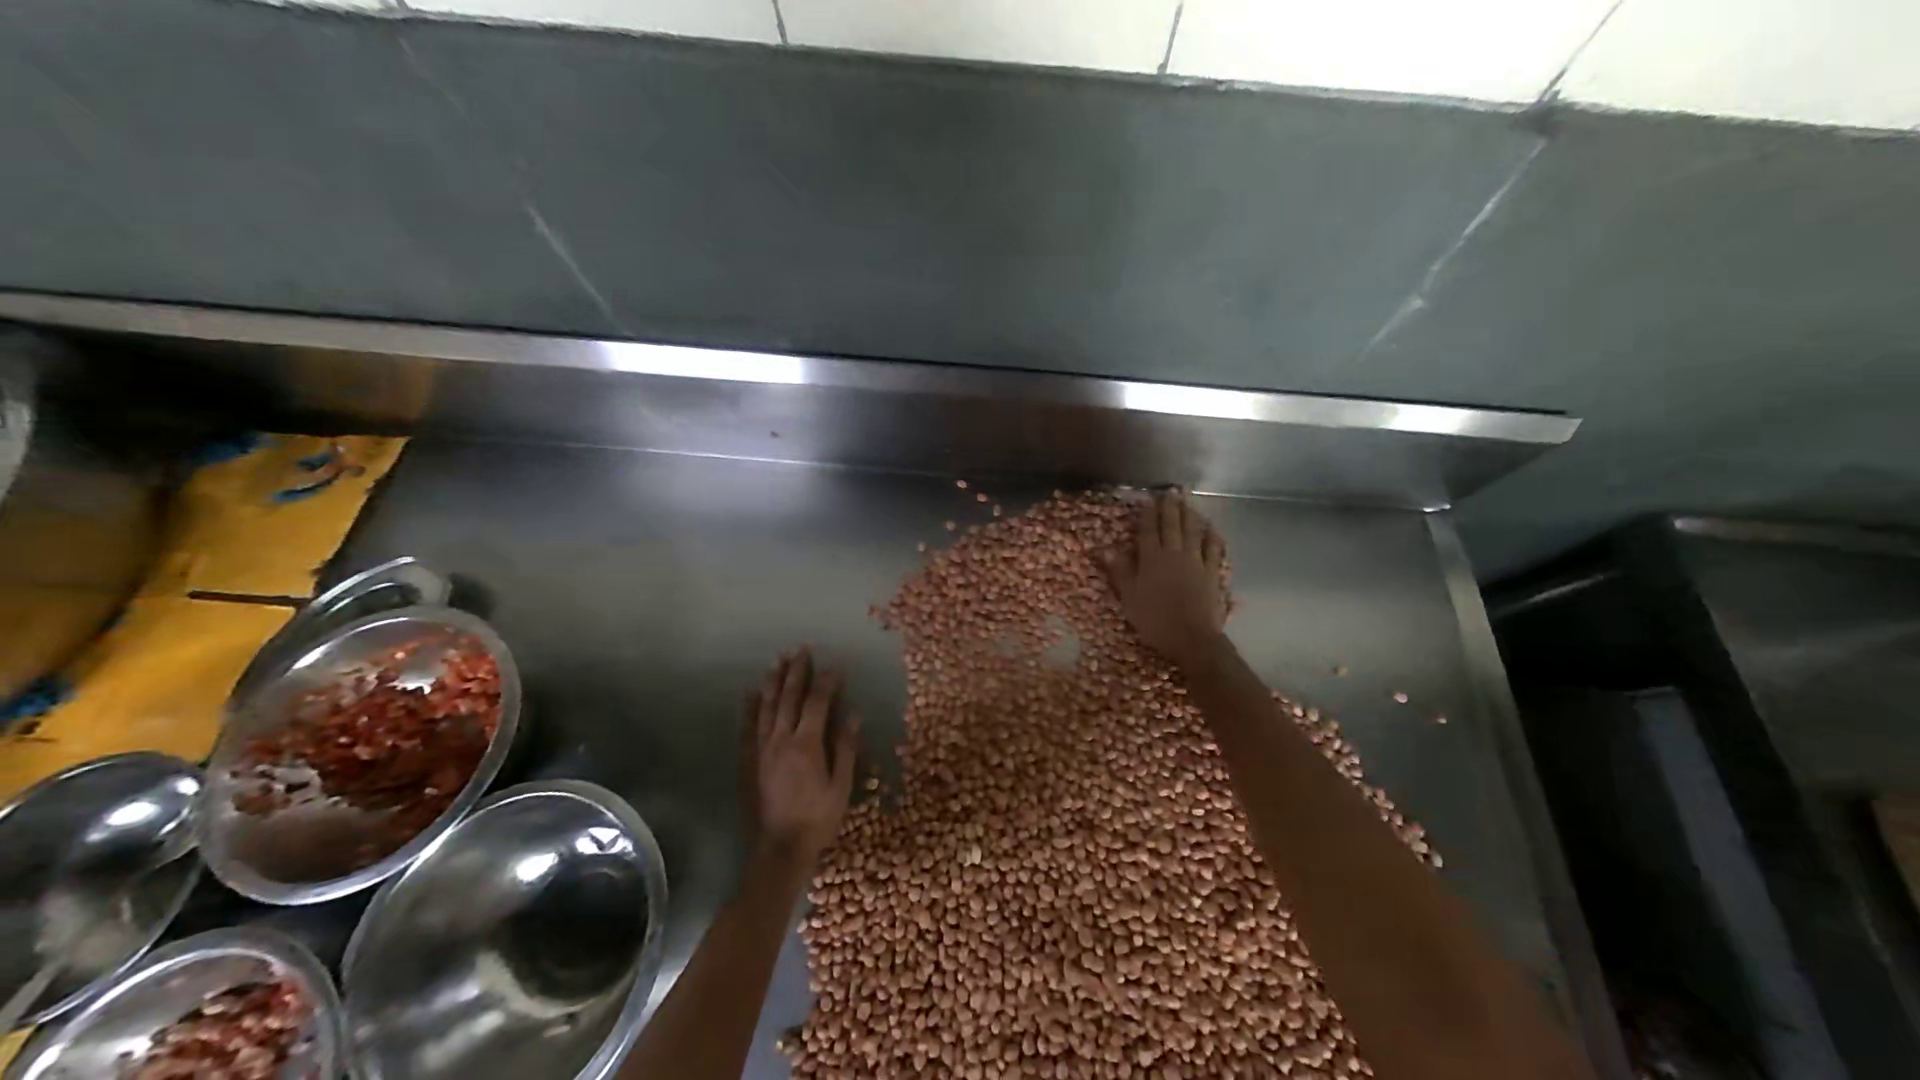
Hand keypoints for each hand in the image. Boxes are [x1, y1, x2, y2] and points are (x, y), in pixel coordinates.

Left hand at [743, 649, 858, 867]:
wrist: (779, 849)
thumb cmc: (817, 819)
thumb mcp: (841, 786)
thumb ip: (845, 747)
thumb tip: (852, 714)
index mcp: (806, 744)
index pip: (817, 703)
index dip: (827, 681)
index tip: (835, 665)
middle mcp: (780, 740)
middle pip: (788, 698)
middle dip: (796, 672)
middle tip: (801, 650)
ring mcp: (760, 749)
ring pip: (766, 707)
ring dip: (773, 682)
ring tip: (777, 661)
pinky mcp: (748, 761)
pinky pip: (748, 727)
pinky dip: (751, 707)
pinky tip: (752, 693)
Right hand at [1104, 490, 1228, 668]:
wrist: (1191, 637)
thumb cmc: (1154, 619)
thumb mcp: (1129, 597)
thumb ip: (1120, 570)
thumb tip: (1104, 548)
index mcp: (1152, 558)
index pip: (1148, 530)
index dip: (1147, 514)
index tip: (1147, 500)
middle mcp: (1174, 554)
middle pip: (1172, 525)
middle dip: (1170, 508)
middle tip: (1170, 492)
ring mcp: (1196, 562)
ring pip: (1193, 532)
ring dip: (1190, 515)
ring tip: (1188, 503)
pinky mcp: (1212, 573)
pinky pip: (1214, 549)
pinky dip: (1212, 536)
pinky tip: (1211, 530)